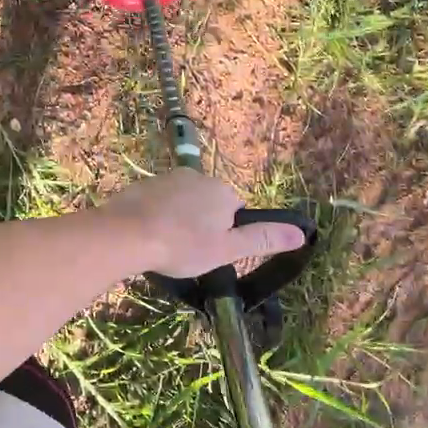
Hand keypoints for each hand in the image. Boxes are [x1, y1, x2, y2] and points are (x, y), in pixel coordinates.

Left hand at [103, 168, 306, 277]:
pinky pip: (157, 203)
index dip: (225, 234)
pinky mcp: (141, 186)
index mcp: (221, 189)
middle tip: (188, 250)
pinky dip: (156, 217)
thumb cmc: (183, 245)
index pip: (234, 211)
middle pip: (207, 204)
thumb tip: (300, 233)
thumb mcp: (228, 248)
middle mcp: (195, 176)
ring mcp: (164, 178)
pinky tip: (147, 235)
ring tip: (166, 245)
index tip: (210, 250)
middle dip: (201, 225)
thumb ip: (262, 239)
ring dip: (177, 220)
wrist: (126, 233)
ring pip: (181, 203)